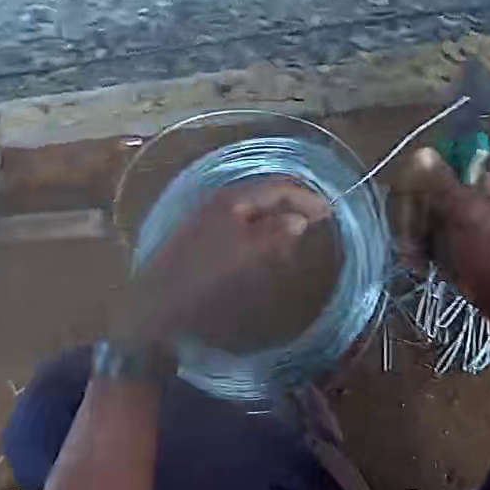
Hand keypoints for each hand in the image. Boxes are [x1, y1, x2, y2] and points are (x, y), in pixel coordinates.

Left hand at [112, 177, 331, 347]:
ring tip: (296, 238)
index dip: (307, 198)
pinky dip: (264, 231)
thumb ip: (276, 233)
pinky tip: (268, 250)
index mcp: (234, 199)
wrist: (158, 302)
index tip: (330, 213)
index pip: (280, 187)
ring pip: (256, 209)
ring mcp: (211, 217)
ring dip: (279, 219)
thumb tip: (300, 220)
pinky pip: (245, 223)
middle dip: (294, 205)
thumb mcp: (248, 253)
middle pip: (267, 194)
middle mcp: (222, 201)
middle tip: (317, 223)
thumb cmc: (206, 275)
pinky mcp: (205, 235)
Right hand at [390, 148, 489, 314]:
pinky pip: (426, 239)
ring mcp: (459, 222)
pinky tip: (417, 263)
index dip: (416, 185)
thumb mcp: (465, 213)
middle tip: (409, 240)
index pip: (434, 167)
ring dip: (412, 237)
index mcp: (476, 182)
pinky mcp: (452, 244)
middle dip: (411, 217)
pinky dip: (418, 250)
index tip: (408, 206)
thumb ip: (443, 182)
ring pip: (421, 218)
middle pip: (423, 194)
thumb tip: (424, 151)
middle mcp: (466, 197)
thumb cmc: (489, 253)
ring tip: (414, 258)